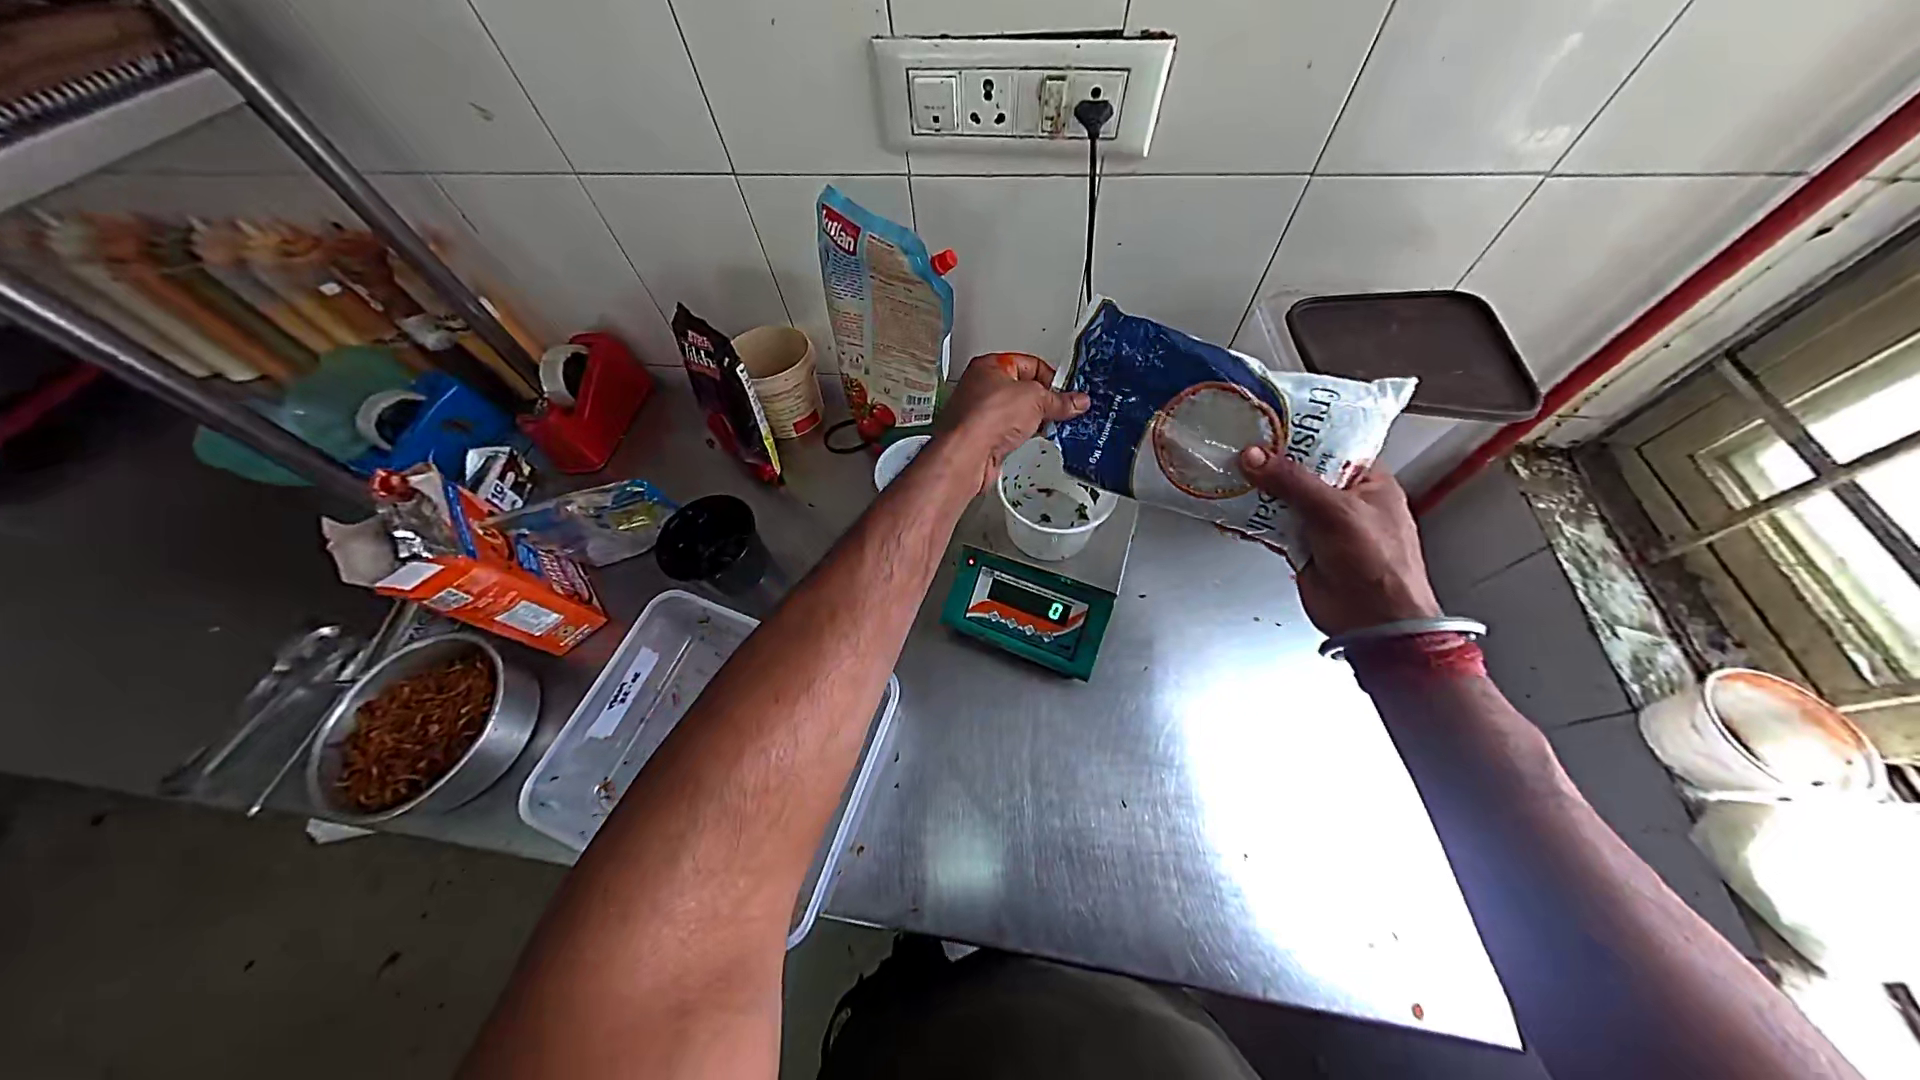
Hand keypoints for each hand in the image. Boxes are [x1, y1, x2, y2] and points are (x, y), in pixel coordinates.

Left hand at [936, 352, 1088, 492]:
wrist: (966, 454)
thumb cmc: (985, 418)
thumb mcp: (1036, 399)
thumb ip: (1059, 400)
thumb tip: (1076, 401)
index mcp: (990, 366)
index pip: (1030, 364)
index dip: (1051, 377)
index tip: (1067, 391)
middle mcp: (981, 387)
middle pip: (1023, 390)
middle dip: (1042, 401)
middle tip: (1058, 409)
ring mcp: (980, 414)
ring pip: (1016, 413)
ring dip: (1032, 421)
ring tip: (1043, 425)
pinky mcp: (983, 438)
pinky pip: (1009, 433)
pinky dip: (1021, 436)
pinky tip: (1027, 440)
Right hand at [1238, 446, 1440, 636]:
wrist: (1371, 620)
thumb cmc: (1376, 563)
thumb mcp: (1336, 511)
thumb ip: (1292, 482)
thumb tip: (1255, 457)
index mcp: (1368, 482)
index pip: (1332, 446)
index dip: (1302, 433)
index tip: (1269, 421)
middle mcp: (1344, 500)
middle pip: (1300, 471)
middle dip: (1271, 461)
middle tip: (1239, 443)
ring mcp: (1320, 524)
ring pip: (1282, 498)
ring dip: (1257, 489)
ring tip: (1228, 470)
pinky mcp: (1299, 546)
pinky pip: (1270, 525)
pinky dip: (1251, 518)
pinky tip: (1230, 508)